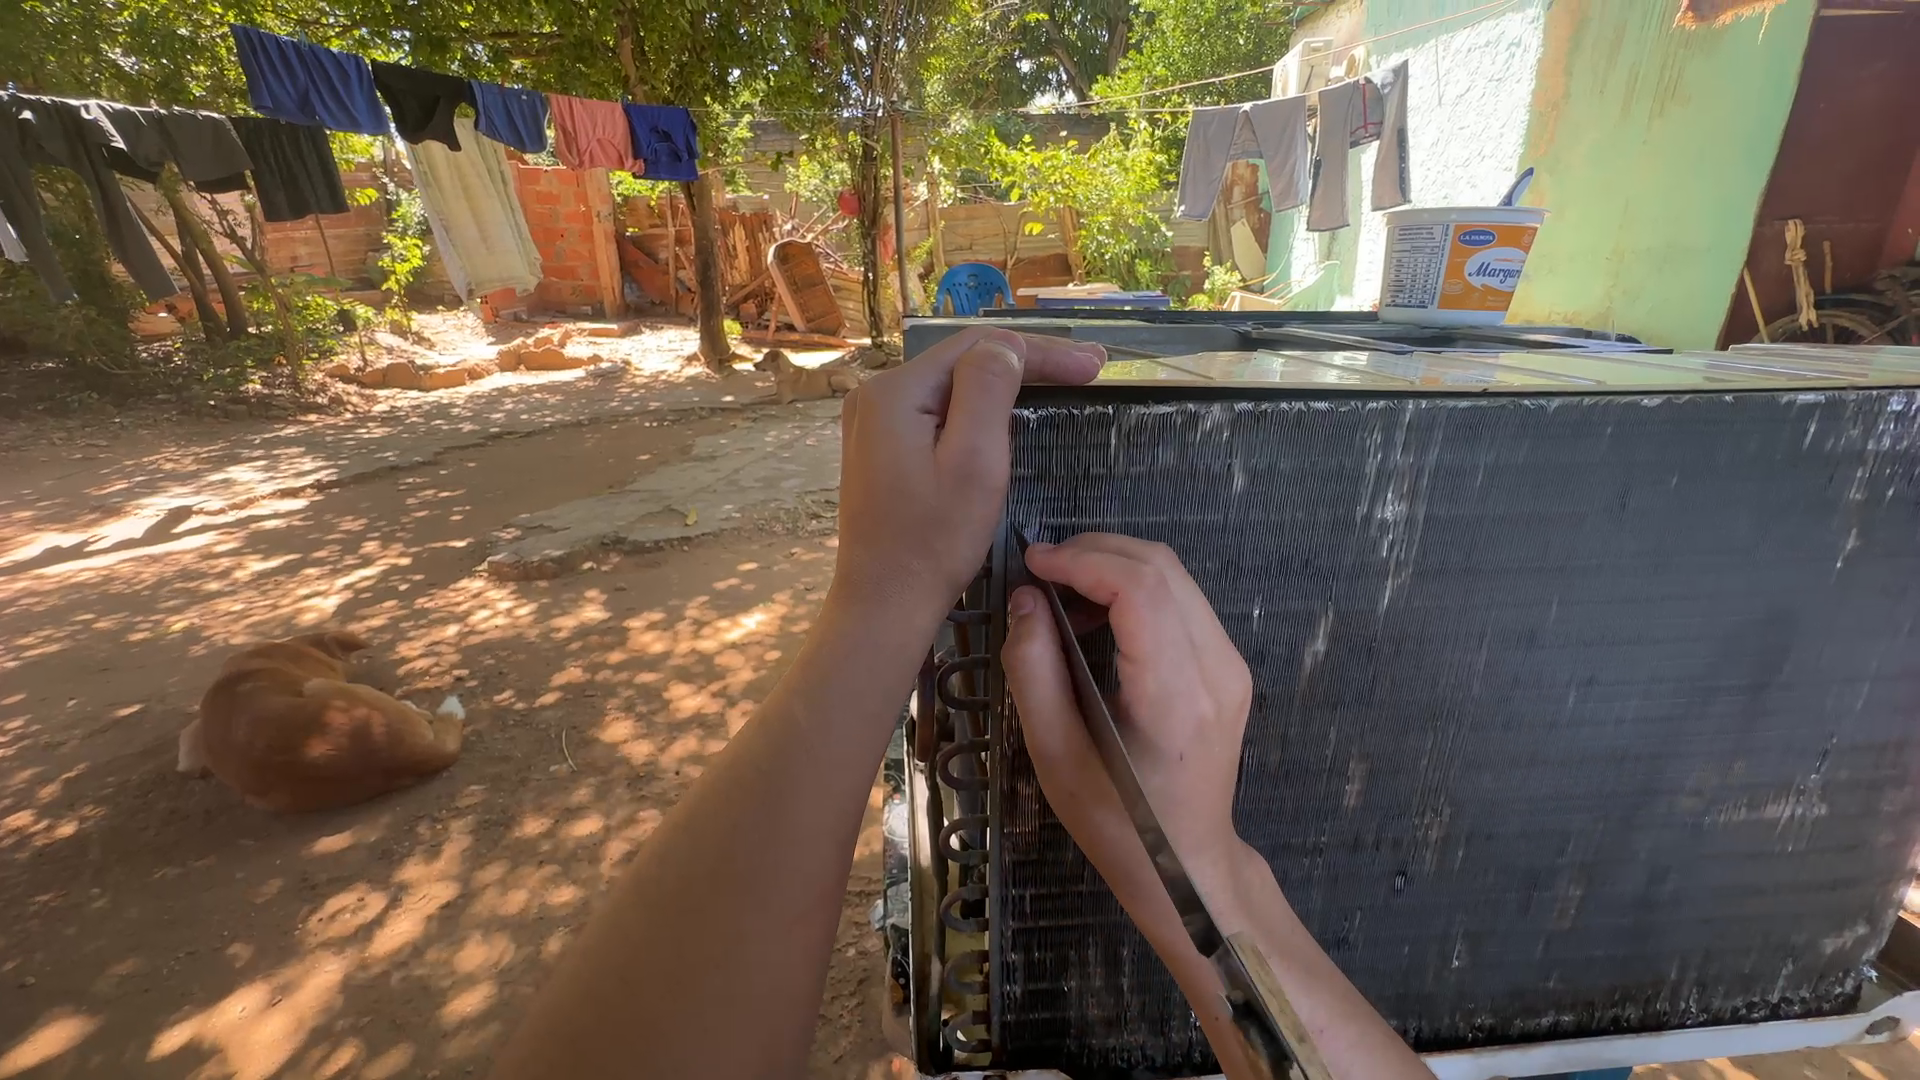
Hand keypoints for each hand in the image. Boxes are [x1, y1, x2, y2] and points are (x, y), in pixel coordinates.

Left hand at [831, 328, 1103, 617]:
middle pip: (963, 362)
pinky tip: (1009, 410)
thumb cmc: (934, 542)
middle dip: (1028, 364)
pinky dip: (977, 409)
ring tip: (1060, 382)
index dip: (1041, 352)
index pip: (979, 347)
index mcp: (895, 392)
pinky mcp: (880, 447)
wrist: (884, 603)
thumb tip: (1006, 348)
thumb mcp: (973, 462)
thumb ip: (987, 391)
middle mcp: (876, 395)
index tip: (1095, 365)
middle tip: (1088, 370)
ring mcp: (873, 422)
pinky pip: (936, 412)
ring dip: (1005, 384)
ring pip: (952, 386)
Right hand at [1001, 534, 1259, 925]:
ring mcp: (1230, 664)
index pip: (1141, 589)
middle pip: (1161, 568)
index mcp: (1177, 695)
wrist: (1188, 862)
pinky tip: (1097, 617)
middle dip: (1095, 552)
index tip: (1033, 563)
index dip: (1083, 561)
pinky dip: (1133, 589)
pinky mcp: (1228, 665)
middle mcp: (1218, 668)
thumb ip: (1033, 669)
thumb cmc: (1115, 820)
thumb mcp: (1054, 754)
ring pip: (1173, 576)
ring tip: (1062, 596)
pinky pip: (1180, 600)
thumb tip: (1025, 599)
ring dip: (1112, 567)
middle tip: (1041, 572)